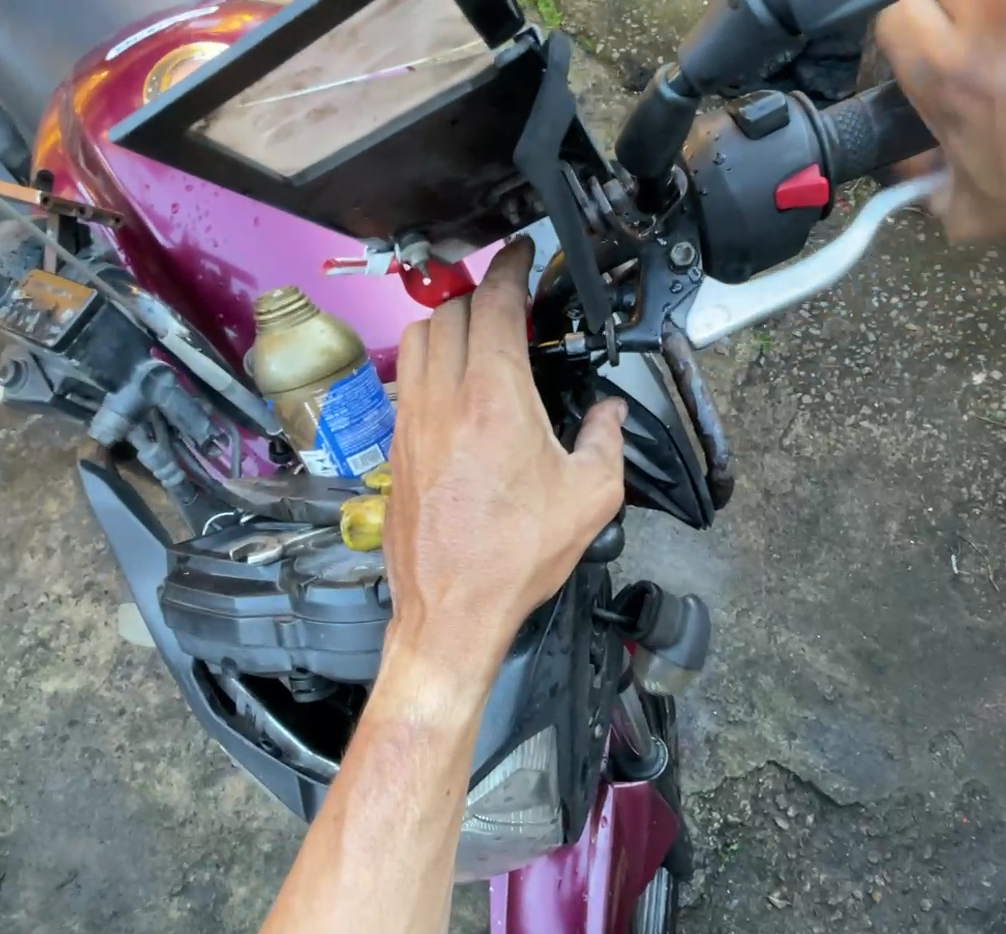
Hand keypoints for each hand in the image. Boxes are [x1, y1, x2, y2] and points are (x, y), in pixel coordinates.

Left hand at [384, 238, 626, 666]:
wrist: (452, 608)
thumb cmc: (515, 556)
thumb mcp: (591, 496)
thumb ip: (607, 441)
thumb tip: (609, 417)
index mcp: (494, 399)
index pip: (493, 305)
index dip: (510, 268)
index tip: (520, 254)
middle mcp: (443, 400)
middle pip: (447, 312)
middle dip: (479, 294)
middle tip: (508, 304)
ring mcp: (411, 423)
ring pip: (417, 340)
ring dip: (446, 323)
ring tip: (477, 338)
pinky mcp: (396, 450)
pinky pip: (405, 381)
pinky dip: (428, 364)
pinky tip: (453, 390)